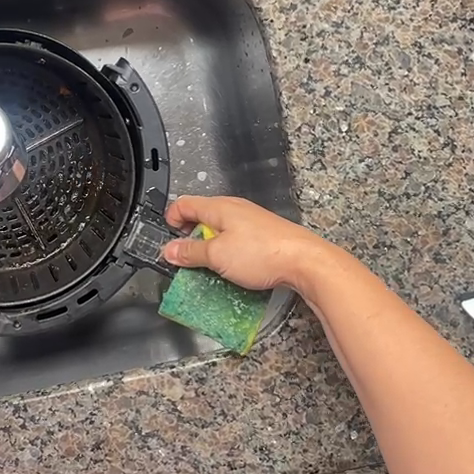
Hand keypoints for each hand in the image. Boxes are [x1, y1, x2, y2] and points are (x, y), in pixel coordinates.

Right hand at [160, 195, 349, 293]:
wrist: (305, 261)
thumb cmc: (264, 253)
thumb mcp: (217, 256)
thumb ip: (190, 252)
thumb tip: (170, 250)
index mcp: (219, 207)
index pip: (184, 204)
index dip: (170, 220)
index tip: (168, 240)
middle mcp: (235, 209)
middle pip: (201, 218)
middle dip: (190, 238)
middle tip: (187, 258)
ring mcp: (251, 221)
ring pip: (219, 231)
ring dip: (210, 248)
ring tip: (210, 267)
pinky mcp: (263, 235)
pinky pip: (236, 240)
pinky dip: (228, 252)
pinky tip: (233, 269)